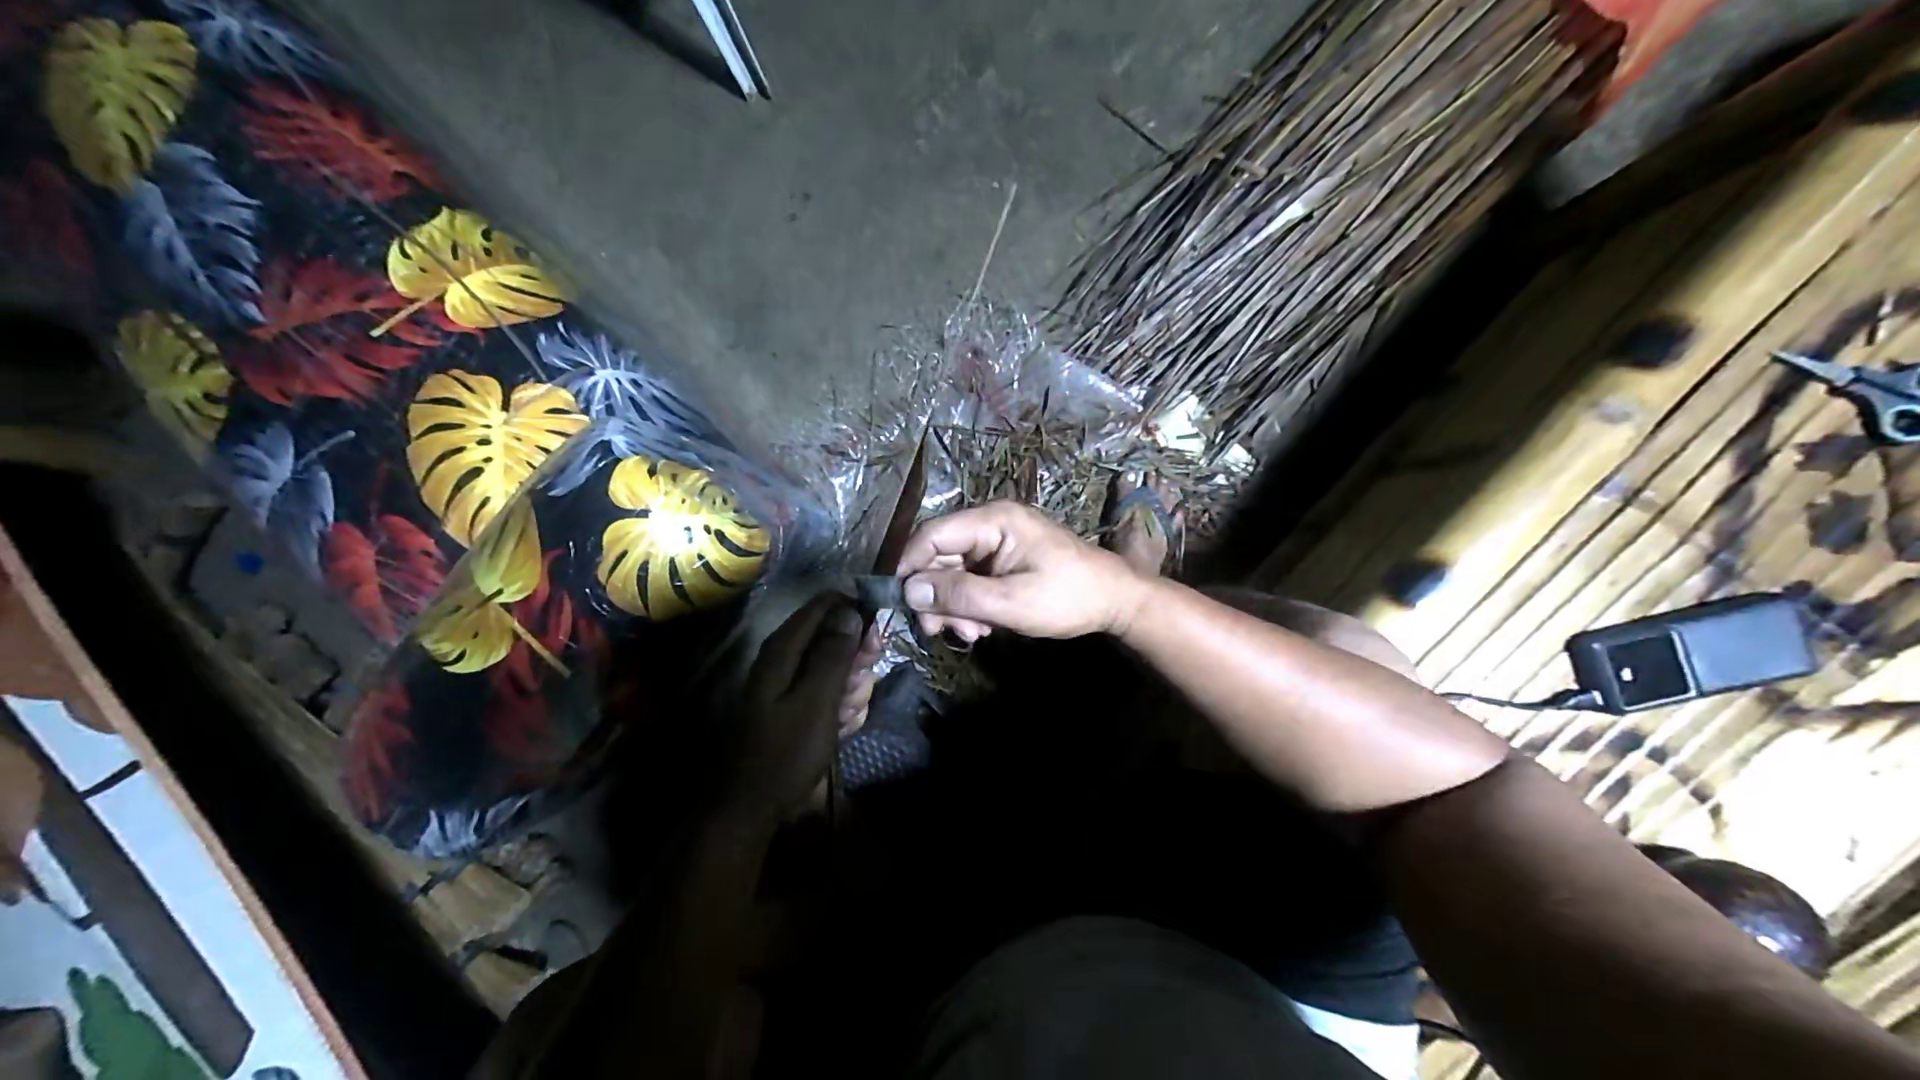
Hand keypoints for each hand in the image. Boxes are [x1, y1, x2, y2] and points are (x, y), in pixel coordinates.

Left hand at [727, 594, 867, 820]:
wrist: (754, 806)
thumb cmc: (786, 752)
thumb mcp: (816, 701)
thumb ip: (834, 654)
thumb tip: (851, 611)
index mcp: (784, 649)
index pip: (825, 606)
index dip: (855, 613)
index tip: (876, 636)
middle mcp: (786, 659)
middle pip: (836, 637)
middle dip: (856, 661)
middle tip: (859, 687)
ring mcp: (793, 684)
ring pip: (840, 668)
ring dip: (851, 690)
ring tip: (845, 718)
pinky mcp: (801, 707)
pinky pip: (834, 694)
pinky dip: (842, 709)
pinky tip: (841, 729)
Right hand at [895, 500, 1148, 640]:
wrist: (1116, 602)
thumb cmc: (1067, 598)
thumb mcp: (1010, 602)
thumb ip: (958, 595)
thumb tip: (908, 591)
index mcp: (993, 521)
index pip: (932, 534)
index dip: (910, 566)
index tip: (903, 603)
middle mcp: (991, 524)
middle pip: (940, 555)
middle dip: (937, 595)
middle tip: (941, 632)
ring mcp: (999, 542)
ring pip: (953, 571)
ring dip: (955, 605)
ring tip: (972, 634)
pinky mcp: (1005, 560)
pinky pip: (972, 578)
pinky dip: (971, 604)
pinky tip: (983, 627)